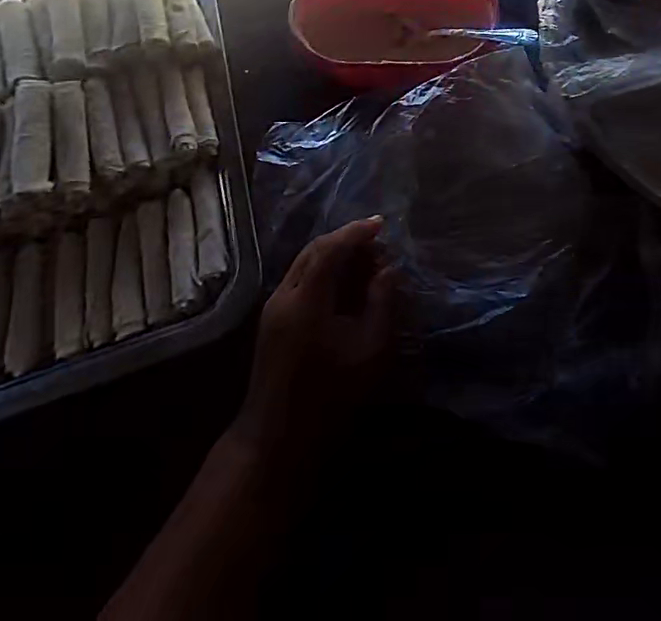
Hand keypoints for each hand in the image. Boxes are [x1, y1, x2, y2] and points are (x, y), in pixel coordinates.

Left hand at [233, 216, 397, 458]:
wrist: (278, 436)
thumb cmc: (330, 397)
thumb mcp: (369, 350)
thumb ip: (381, 304)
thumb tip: (389, 270)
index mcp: (306, 298)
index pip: (330, 249)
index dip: (356, 232)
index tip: (382, 224)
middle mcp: (284, 294)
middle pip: (313, 251)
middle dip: (346, 242)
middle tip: (378, 246)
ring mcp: (273, 307)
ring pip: (304, 266)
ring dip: (334, 257)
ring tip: (367, 264)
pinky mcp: (271, 321)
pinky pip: (299, 282)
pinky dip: (323, 275)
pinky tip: (344, 288)